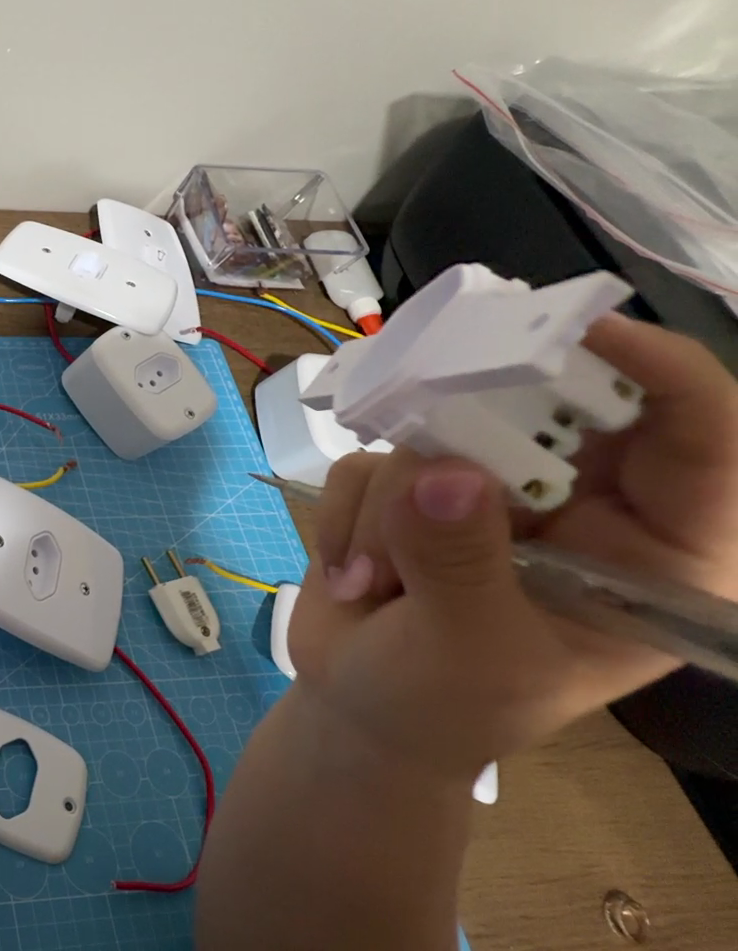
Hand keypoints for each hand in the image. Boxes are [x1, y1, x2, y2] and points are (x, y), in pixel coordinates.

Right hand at [288, 315, 737, 782]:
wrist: (359, 708)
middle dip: (470, 431)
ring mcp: (479, 491)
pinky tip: (348, 571)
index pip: (696, 442)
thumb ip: (462, 564)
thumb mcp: (473, 651)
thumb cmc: (448, 704)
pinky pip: (364, 463)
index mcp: (651, 551)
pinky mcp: (401, 488)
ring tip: (374, 583)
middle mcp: (574, 504)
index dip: (659, 374)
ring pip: (426, 439)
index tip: (579, 330)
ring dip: (383, 512)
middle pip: (542, 412)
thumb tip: (438, 474)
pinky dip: (342, 516)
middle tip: (421, 443)